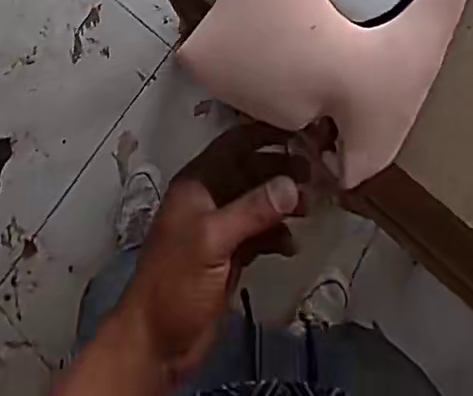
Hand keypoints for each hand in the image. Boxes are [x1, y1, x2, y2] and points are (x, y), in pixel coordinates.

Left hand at [112, 123, 309, 380]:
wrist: (157, 340)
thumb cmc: (176, 280)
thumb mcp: (213, 239)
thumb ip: (252, 210)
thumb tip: (292, 184)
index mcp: (197, 182)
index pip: (233, 144)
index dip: (264, 135)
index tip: (299, 132)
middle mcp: (209, 197)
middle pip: (250, 171)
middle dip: (280, 170)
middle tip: (314, 173)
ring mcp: (220, 227)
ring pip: (257, 202)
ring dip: (282, 203)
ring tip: (310, 207)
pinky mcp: (229, 254)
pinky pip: (258, 233)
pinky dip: (275, 235)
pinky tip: (291, 245)